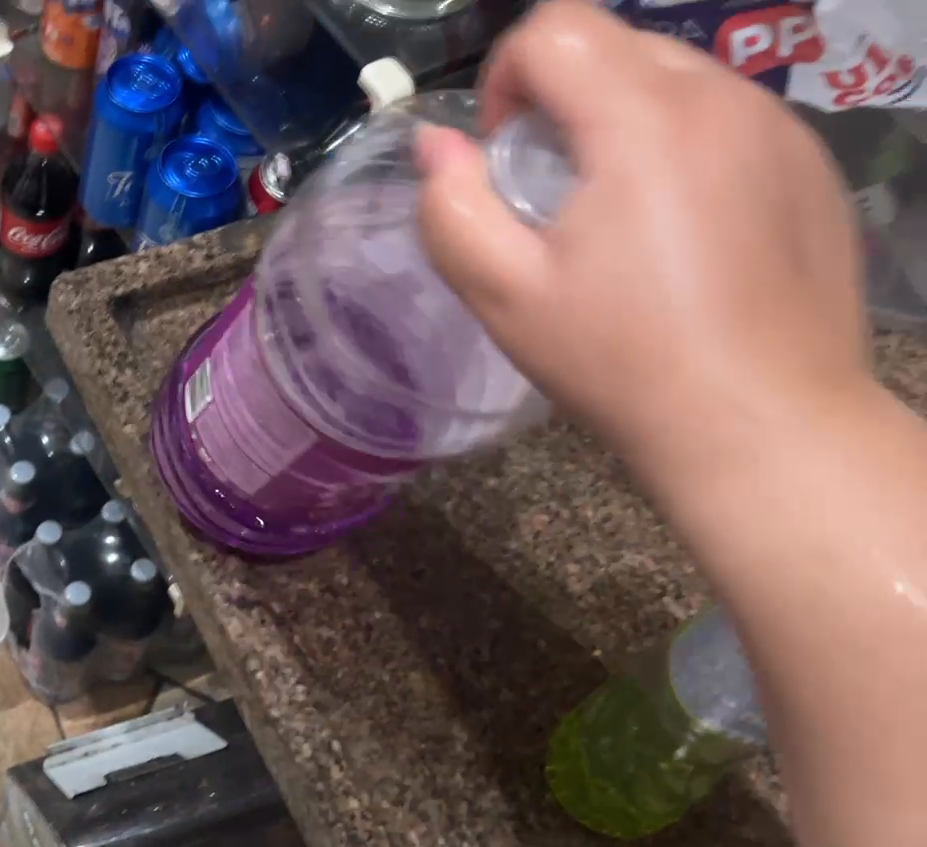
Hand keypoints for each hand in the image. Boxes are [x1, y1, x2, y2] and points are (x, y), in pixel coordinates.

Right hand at [414, 0, 870, 473]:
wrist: (753, 413)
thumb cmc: (611, 355)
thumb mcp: (499, 292)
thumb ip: (451, 207)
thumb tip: (435, 144)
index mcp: (642, 122)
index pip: (557, 28)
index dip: (502, 79)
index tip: (498, 157)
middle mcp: (723, 97)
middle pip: (614, 44)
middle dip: (556, 102)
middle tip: (541, 198)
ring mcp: (778, 123)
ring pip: (669, 78)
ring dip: (612, 126)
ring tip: (600, 220)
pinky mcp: (806, 159)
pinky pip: (719, 117)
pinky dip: (670, 149)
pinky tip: (665, 235)